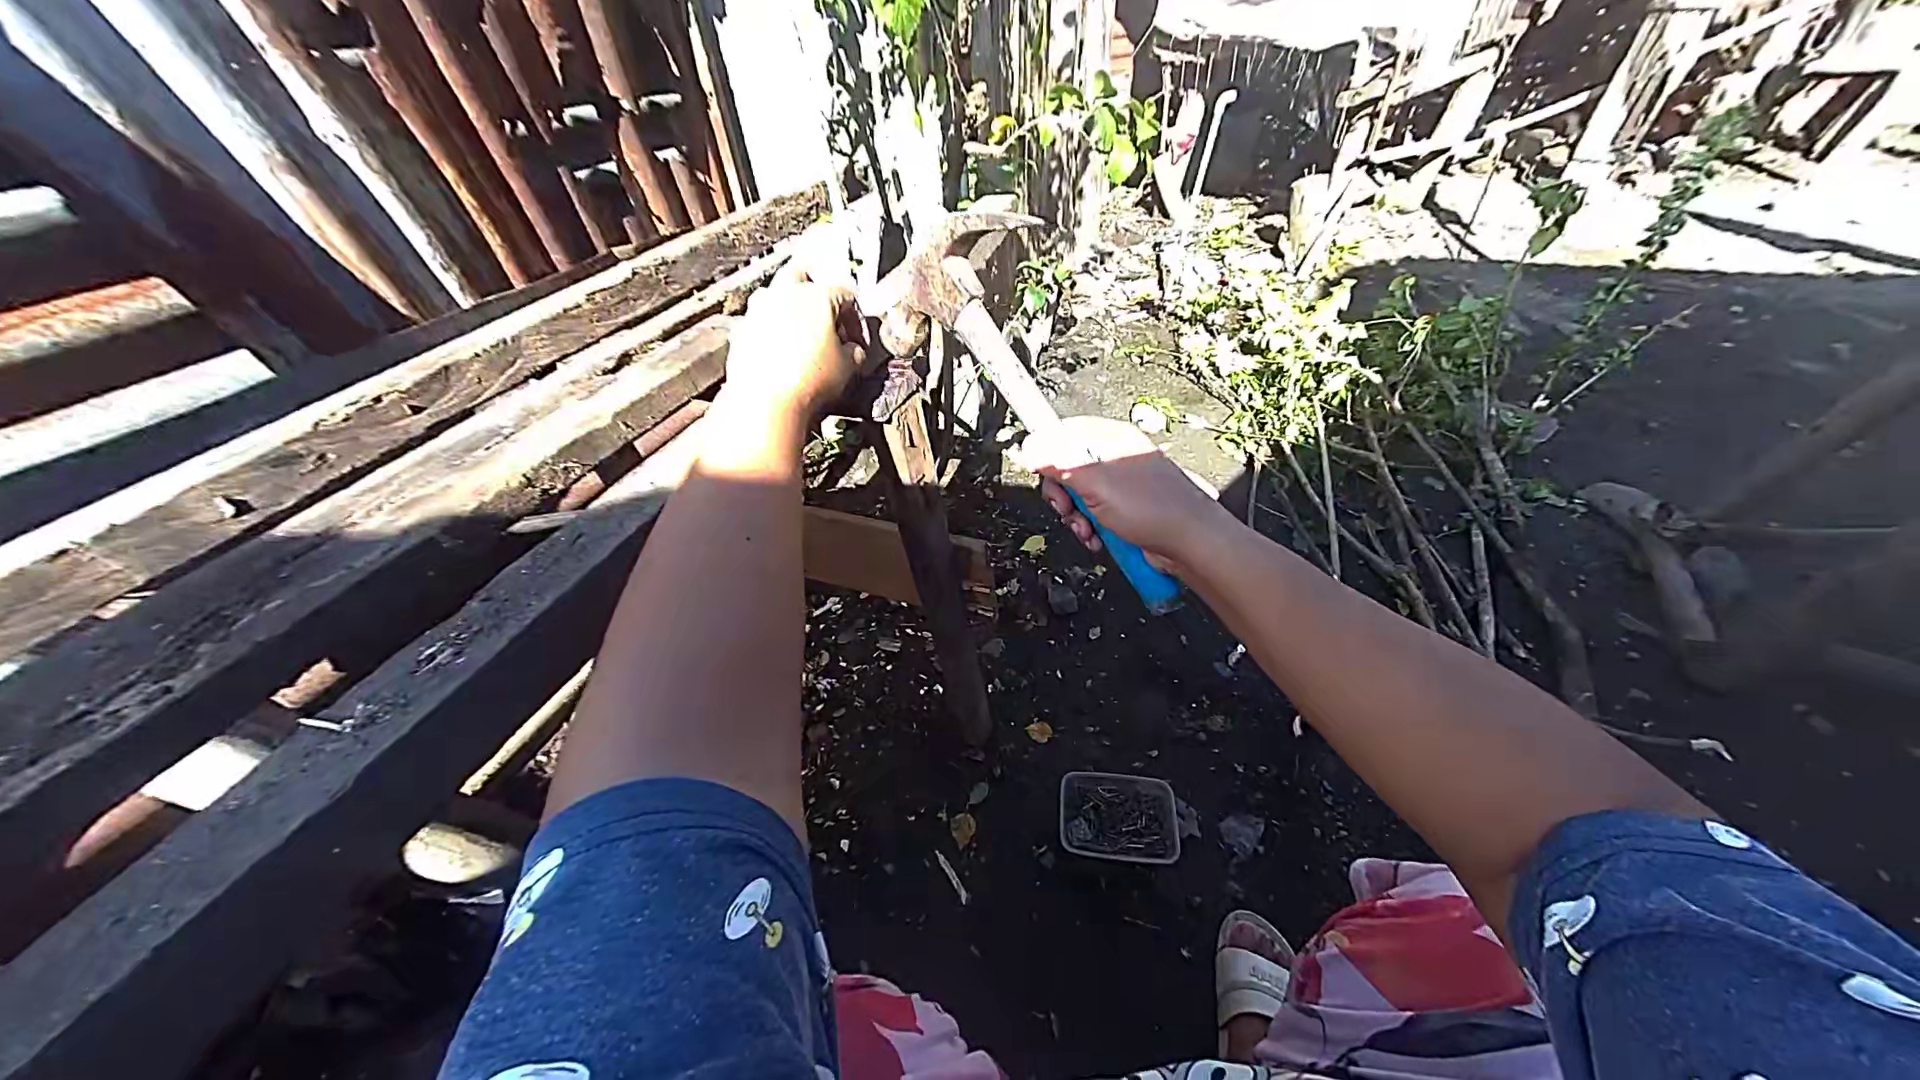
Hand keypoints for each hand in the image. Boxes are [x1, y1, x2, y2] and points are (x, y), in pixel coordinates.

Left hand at [721, 263, 864, 418]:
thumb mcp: (847, 368)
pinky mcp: (741, 329)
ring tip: (803, 337)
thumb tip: (852, 350)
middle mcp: (785, 293)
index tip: (856, 340)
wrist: (765, 402)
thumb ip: (854, 352)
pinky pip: (760, 322)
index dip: (856, 320)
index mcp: (818, 295)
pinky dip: (771, 331)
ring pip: (777, 296)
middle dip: (816, 293)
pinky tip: (781, 354)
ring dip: (791, 310)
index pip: (846, 294)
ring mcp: (758, 309)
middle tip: (826, 319)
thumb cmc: (808, 381)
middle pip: (804, 276)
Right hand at [1017, 416, 1234, 574]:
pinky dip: (1089, 528)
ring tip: (1088, 528)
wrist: (1189, 544)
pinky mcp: (1122, 510)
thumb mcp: (1096, 483)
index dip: (1046, 451)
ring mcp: (1119, 486)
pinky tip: (1098, 537)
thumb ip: (1060, 463)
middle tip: (1067, 507)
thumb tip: (1030, 447)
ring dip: (1075, 516)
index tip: (1037, 470)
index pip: (1064, 433)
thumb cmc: (1157, 509)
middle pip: (1066, 468)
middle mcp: (1114, 460)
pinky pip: (1092, 514)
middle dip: (1061, 493)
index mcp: (1111, 440)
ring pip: (1077, 496)